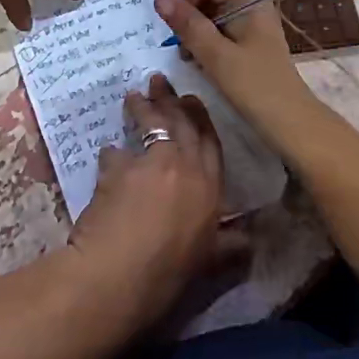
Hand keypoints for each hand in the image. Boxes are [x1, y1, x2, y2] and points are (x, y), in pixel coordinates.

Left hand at [64, 74, 231, 330]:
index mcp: (210, 188)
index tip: (192, 99)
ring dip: (143, 107)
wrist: (119, 277)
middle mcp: (186, 167)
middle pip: (181, 123)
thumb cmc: (169, 274)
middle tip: (160, 81)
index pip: (210, 142)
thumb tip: (252, 242)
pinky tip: (106, 151)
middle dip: (172, 100)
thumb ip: (227, 246)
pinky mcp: (119, 168)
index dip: (201, 119)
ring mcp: (152, 163)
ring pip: (152, 125)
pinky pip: (115, 153)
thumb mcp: (207, 262)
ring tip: (133, 96)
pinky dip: (111, 152)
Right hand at [154, 0, 319, 139]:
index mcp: (248, 0)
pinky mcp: (252, 43)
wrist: (291, 122)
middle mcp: (252, 5)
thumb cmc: (254, 86)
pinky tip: (204, 65)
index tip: (179, 24)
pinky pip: (223, 31)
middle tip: (182, 46)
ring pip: (215, 13)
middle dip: (191, 14)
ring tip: (191, 59)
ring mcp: (254, 25)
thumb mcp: (216, 55)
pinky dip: (208, 42)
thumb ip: (188, 25)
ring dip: (197, 31)